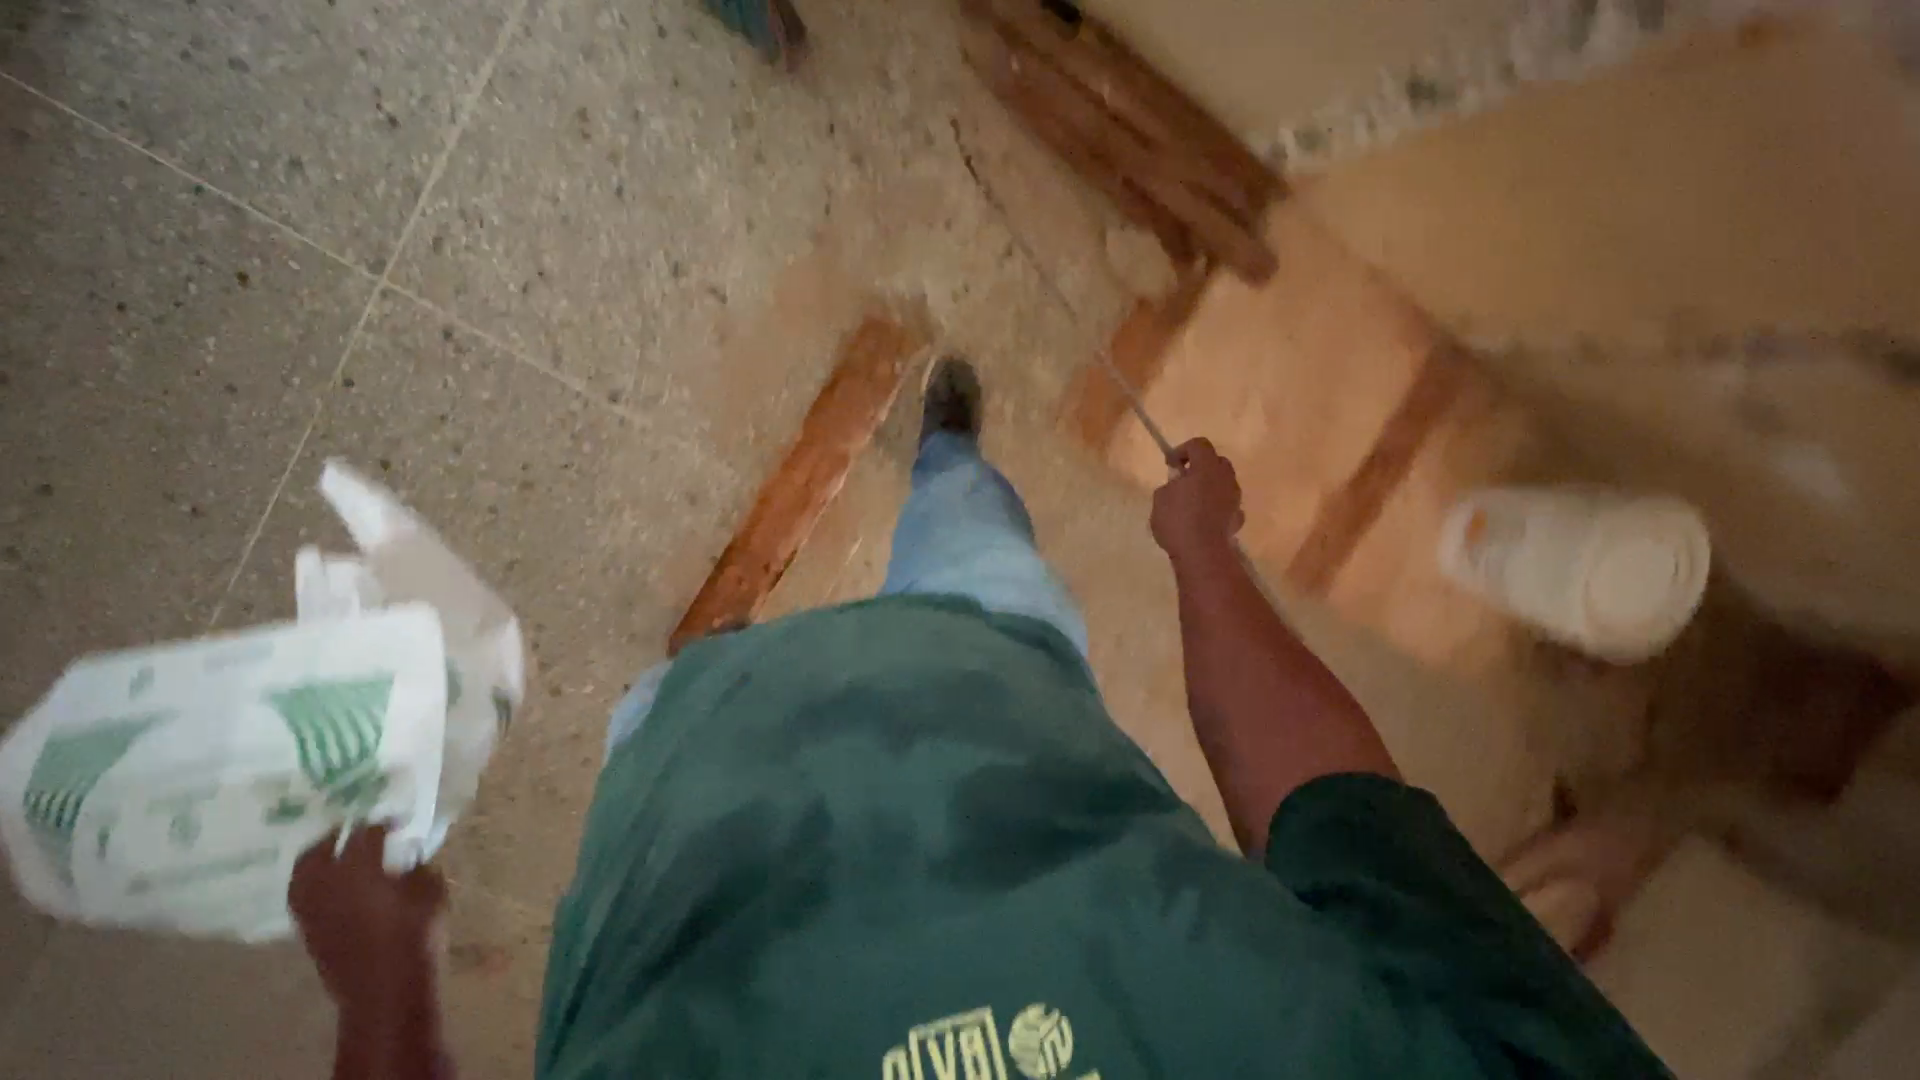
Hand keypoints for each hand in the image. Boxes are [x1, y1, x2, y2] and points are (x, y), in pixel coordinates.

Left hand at [290, 825, 444, 1016]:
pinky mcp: (307, 931)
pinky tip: (335, 884)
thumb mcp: (432, 893)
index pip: (366, 833)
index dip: (383, 823)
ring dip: (318, 859)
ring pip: (302, 874)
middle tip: (357, 830)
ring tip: (338, 854)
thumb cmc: (415, 937)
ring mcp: (310, 910)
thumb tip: (408, 856)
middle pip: (319, 850)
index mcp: (358, 870)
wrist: (385, 990)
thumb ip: (418, 868)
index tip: (400, 821)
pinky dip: (314, 883)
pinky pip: (303, 896)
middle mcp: (325, 885)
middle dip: (337, 835)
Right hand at [1151, 438, 1244, 558]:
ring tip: (1192, 502)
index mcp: (1206, 467)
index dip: (1183, 450)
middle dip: (1200, 466)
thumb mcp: (1160, 498)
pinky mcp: (1238, 517)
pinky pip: (1227, 504)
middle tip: (1184, 480)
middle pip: (1217, 461)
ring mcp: (1235, 498)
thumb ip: (1170, 485)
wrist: (1201, 553)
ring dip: (1210, 486)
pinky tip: (1204, 519)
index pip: (1199, 444)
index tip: (1170, 464)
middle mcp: (1225, 478)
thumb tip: (1178, 485)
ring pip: (1223, 483)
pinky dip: (1217, 506)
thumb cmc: (1177, 520)